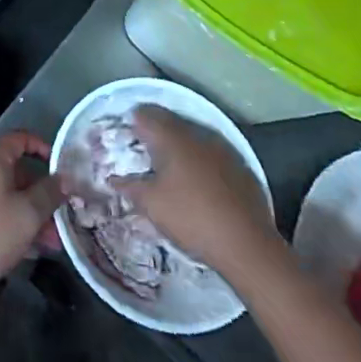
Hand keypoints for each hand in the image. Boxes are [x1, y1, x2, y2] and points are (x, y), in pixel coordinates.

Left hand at [0, 132, 63, 292]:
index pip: (20, 138)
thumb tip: (64, 178)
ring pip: (8, 194)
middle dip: (42, 194)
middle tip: (63, 216)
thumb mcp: (28, 214)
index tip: (64, 169)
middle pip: (17, 171)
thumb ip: (49, 193)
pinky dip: (13, 221)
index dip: (44, 148)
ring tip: (53, 242)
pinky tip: (30, 249)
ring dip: (31, 214)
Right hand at [110, 105, 277, 273]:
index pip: (145, 114)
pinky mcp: (242, 168)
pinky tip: (198, 180)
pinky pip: (212, 153)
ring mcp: (224, 150)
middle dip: (154, 130)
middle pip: (170, 121)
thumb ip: (128, 185)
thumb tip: (113, 178)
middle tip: (142, 150)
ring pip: (193, 136)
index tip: (124, 135)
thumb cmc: (190, 218)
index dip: (131, 121)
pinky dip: (200, 159)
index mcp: (172, 138)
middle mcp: (198, 136)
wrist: (247, 247)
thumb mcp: (149, 204)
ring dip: (179, 144)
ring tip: (169, 165)